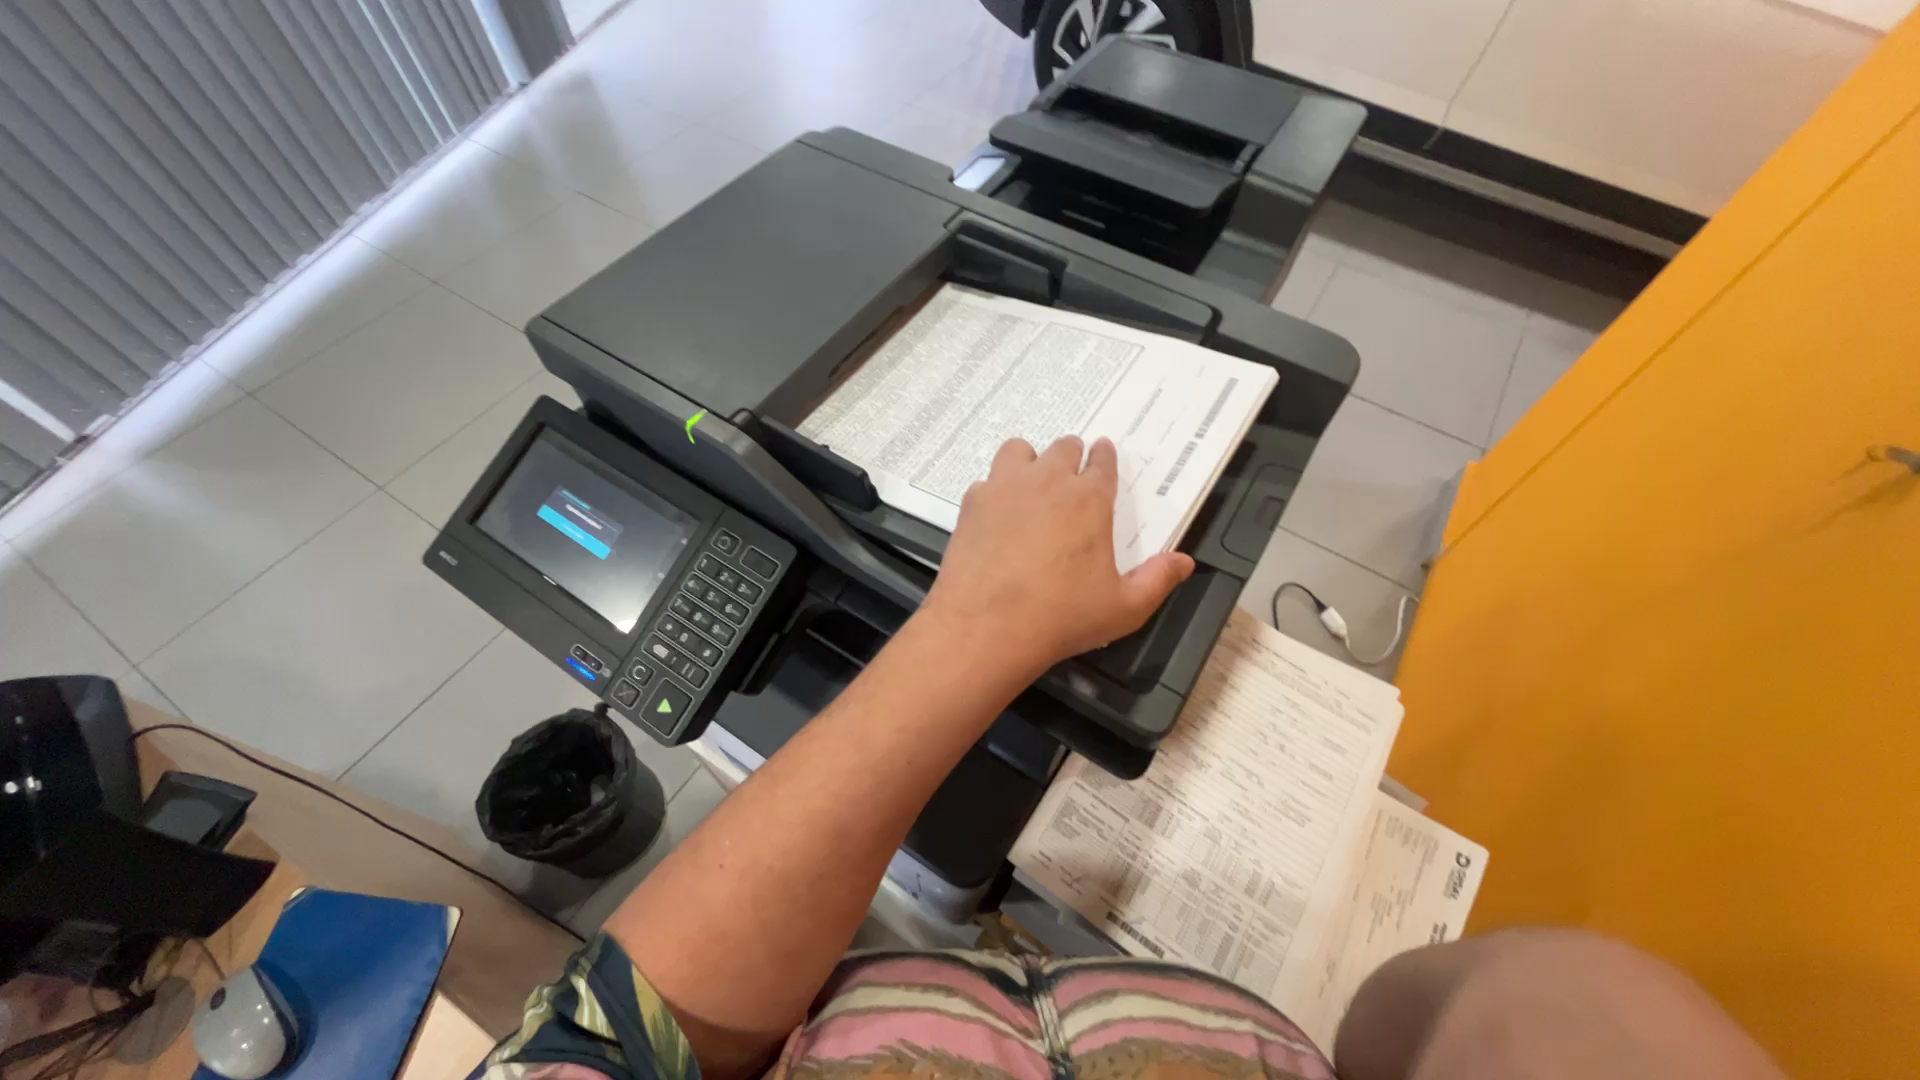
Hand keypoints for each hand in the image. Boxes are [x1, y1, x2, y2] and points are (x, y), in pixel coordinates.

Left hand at [920, 435, 1195, 678]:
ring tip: (1030, 487)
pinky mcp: (972, 503)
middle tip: (1069, 479)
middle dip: (1070, 457)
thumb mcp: (1124, 608)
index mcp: (1089, 499)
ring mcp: (1005, 487)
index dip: (1104, 458)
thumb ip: (1157, 580)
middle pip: (1063, 448)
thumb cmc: (1062, 616)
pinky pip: (986, 482)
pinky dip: (994, 493)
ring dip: (1029, 462)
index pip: (1102, 462)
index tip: (1103, 457)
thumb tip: (1184, 562)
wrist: (987, 626)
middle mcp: (1047, 481)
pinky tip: (996, 516)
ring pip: (1019, 451)